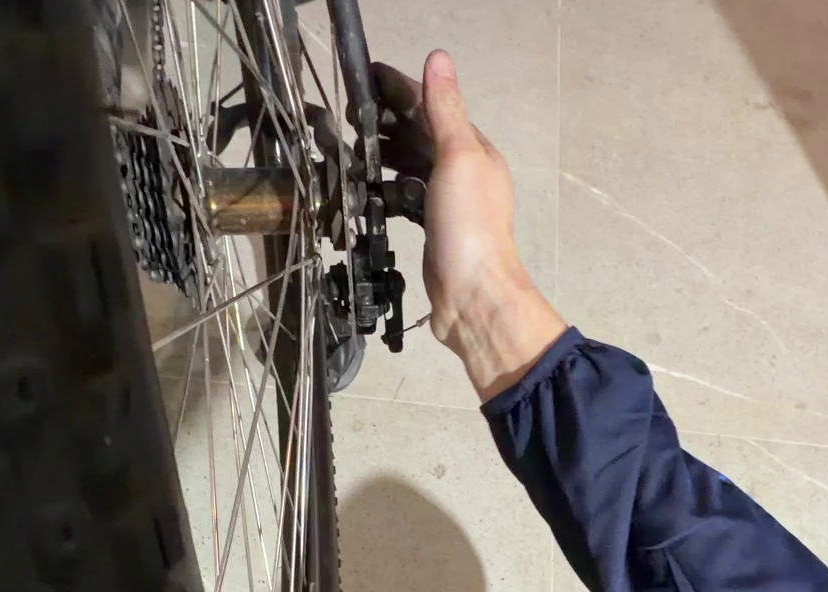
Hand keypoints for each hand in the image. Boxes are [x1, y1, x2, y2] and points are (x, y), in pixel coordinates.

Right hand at [373, 52, 564, 402]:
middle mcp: (467, 177)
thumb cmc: (468, 226)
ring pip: (414, 171)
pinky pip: (409, 203)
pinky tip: (370, 193)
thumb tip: (437, 58)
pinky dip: (390, 193)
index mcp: (476, 153)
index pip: (436, 108)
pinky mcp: (435, 235)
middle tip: (350, 119)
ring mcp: (451, 209)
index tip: (366, 80)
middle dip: (390, 125)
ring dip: (387, 158)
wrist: (473, 297)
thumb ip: (445, 111)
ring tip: (352, 152)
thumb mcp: (458, 158)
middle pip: (423, 140)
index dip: (403, 90)